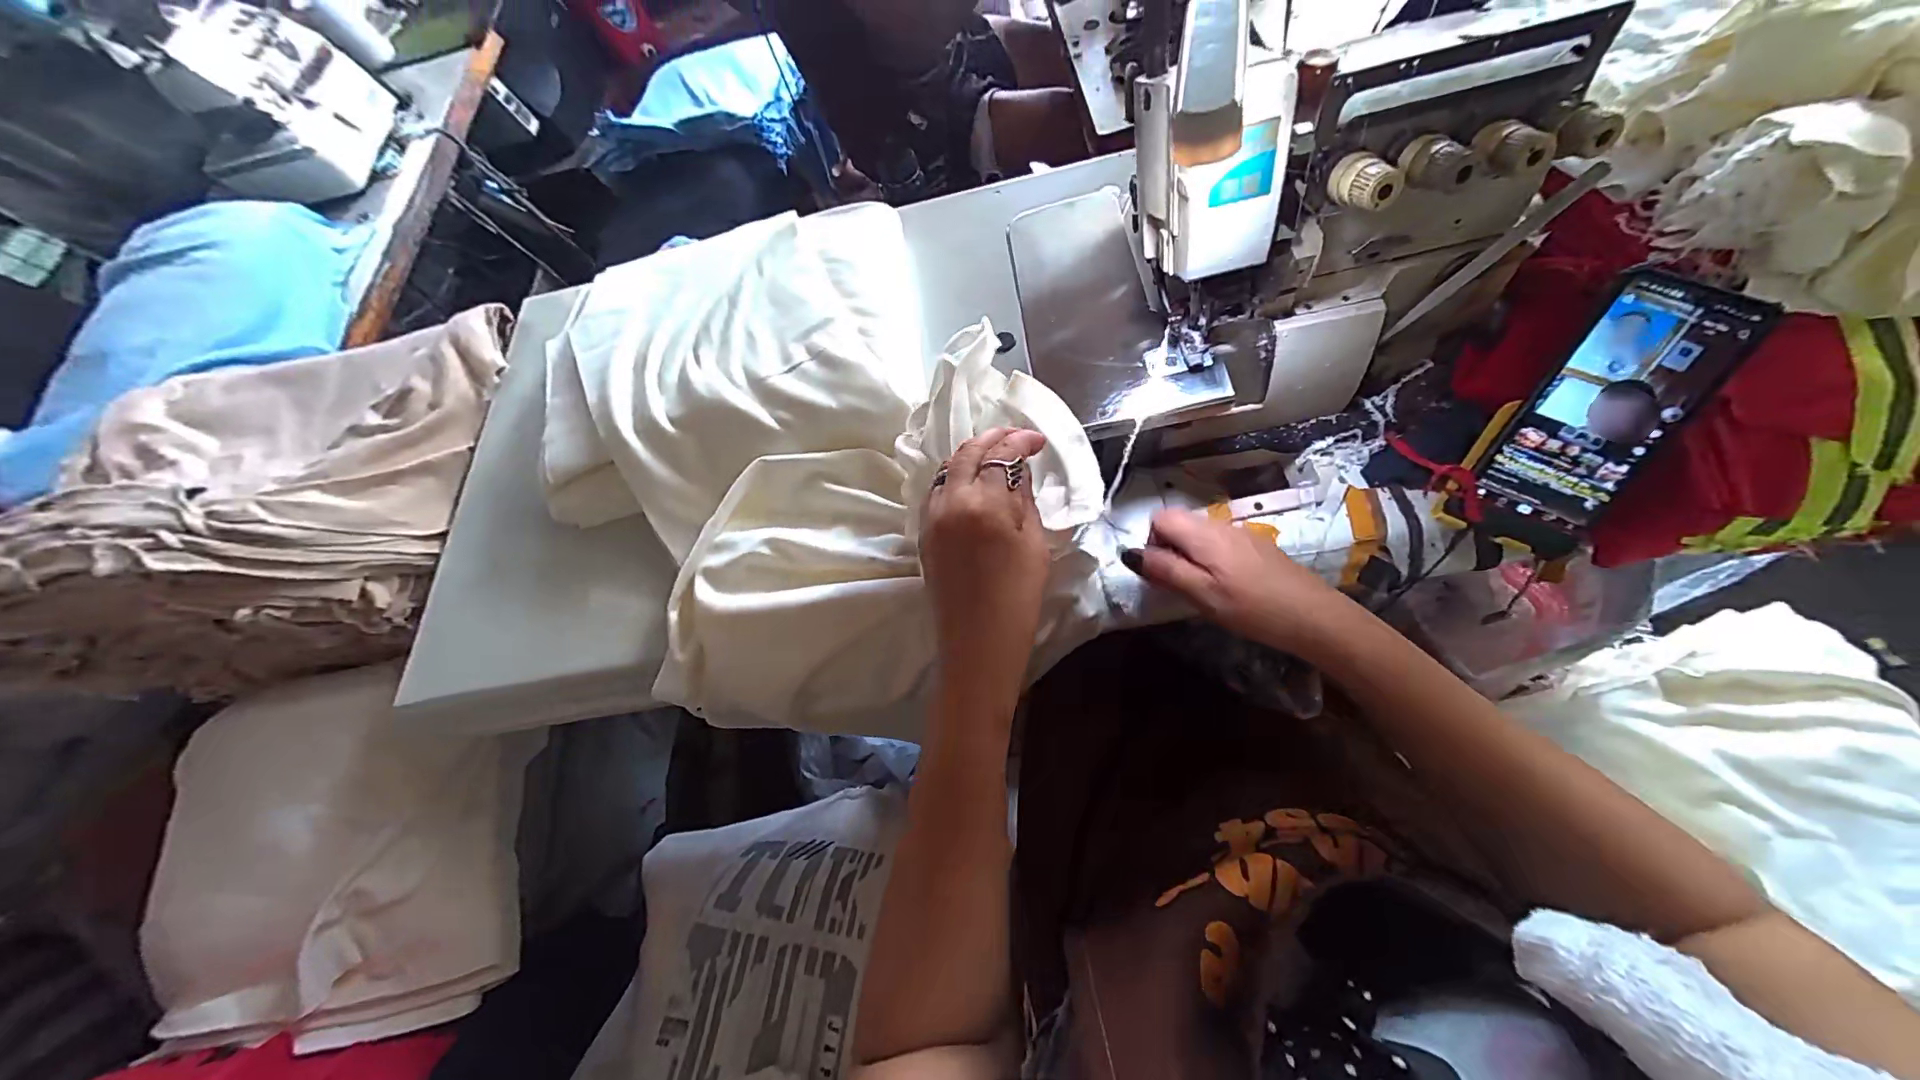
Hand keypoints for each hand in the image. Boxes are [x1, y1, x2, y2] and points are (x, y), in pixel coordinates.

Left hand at [920, 427, 1050, 707]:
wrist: (977, 645)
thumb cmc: (1017, 600)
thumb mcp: (1033, 546)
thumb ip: (1024, 502)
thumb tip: (1018, 475)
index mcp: (983, 503)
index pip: (1001, 455)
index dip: (1021, 441)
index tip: (1038, 441)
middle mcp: (950, 502)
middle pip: (967, 453)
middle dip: (993, 439)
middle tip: (1016, 438)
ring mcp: (931, 518)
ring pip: (946, 469)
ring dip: (970, 455)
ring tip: (994, 456)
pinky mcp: (924, 534)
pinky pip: (936, 491)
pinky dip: (954, 477)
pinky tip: (972, 483)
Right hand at [1127, 509, 1357, 659]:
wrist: (1314, 616)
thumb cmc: (1252, 608)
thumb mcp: (1201, 594)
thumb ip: (1165, 570)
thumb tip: (1131, 552)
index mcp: (1204, 534)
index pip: (1160, 518)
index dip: (1150, 541)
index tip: (1160, 572)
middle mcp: (1221, 525)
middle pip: (1179, 523)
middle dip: (1168, 549)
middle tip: (1179, 584)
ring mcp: (1241, 534)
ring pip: (1199, 534)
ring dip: (1189, 555)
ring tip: (1202, 588)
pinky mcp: (1256, 546)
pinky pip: (1219, 543)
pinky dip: (1210, 559)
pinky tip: (1227, 586)